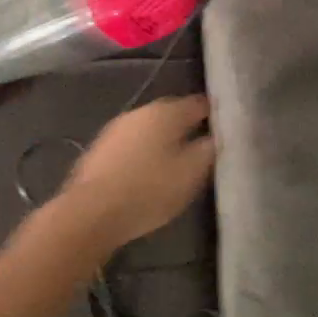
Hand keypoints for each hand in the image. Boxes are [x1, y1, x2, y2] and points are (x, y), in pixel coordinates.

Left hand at [59, 96, 216, 248]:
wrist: (90, 213)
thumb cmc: (148, 190)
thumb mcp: (191, 174)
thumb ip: (208, 150)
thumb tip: (216, 136)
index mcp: (167, 111)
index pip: (199, 103)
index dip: (215, 114)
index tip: (226, 129)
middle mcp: (141, 111)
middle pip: (173, 113)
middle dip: (188, 127)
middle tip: (203, 147)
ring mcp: (118, 127)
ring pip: (151, 128)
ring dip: (164, 140)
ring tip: (176, 162)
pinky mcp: (101, 148)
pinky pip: (133, 143)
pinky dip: (144, 152)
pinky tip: (147, 172)